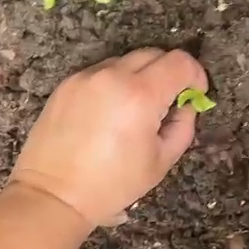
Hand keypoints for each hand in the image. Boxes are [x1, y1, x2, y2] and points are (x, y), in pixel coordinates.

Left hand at [7, 48, 207, 225]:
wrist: (53, 195)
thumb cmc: (111, 185)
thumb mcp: (161, 162)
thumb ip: (183, 127)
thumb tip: (186, 106)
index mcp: (140, 95)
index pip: (179, 62)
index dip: (195, 75)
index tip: (195, 94)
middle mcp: (112, 76)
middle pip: (153, 54)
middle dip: (168, 73)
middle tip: (168, 102)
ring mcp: (85, 77)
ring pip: (125, 61)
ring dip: (139, 77)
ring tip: (135, 110)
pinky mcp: (66, 84)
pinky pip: (100, 73)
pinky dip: (113, 84)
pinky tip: (109, 113)